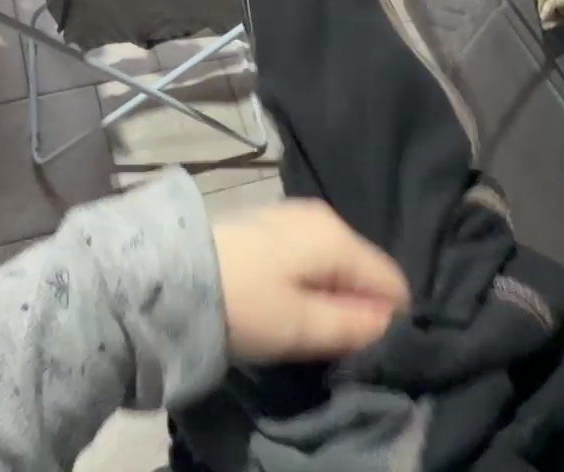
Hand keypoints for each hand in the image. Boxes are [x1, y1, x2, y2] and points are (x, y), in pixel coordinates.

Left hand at [211, 199, 409, 362]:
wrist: (172, 274)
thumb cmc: (244, 304)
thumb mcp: (302, 327)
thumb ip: (353, 326)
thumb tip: (390, 322)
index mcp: (338, 238)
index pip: (392, 282)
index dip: (386, 319)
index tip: (363, 348)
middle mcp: (323, 216)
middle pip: (363, 268)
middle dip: (356, 303)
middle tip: (329, 338)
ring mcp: (295, 215)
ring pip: (335, 262)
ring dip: (329, 293)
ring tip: (303, 322)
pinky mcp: (271, 222)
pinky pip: (310, 254)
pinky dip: (308, 278)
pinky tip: (282, 298)